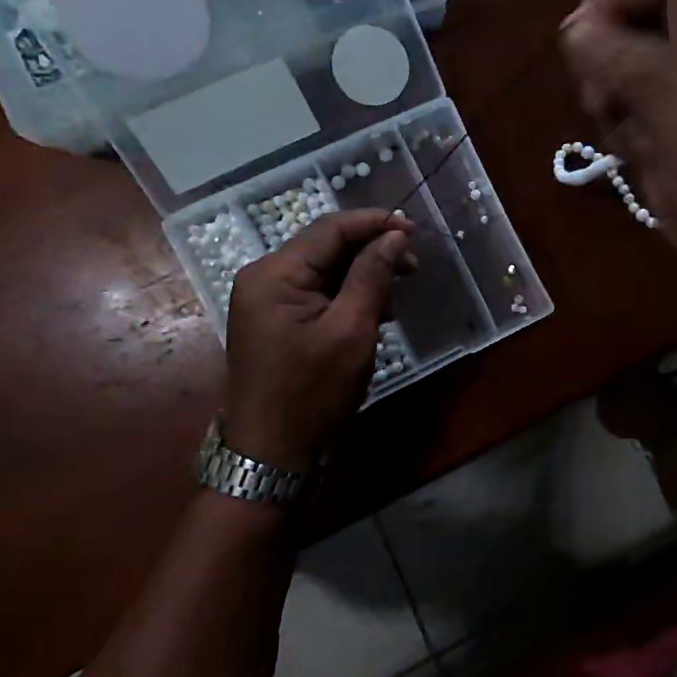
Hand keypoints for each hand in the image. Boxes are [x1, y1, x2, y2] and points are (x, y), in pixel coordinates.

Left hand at [221, 209, 414, 472]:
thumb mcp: (351, 332)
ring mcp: (264, 301)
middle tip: (412, 267)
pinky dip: (343, 297)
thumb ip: (371, 277)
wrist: (271, 452)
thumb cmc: (312, 394)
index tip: (414, 230)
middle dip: (369, 252)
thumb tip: (394, 236)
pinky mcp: (273, 321)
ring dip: (360, 276)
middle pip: (323, 247)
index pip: (329, 229)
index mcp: (274, 274)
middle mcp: (262, 278)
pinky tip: (371, 313)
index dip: (374, 224)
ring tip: (395, 297)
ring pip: (321, 271)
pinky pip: (313, 295)